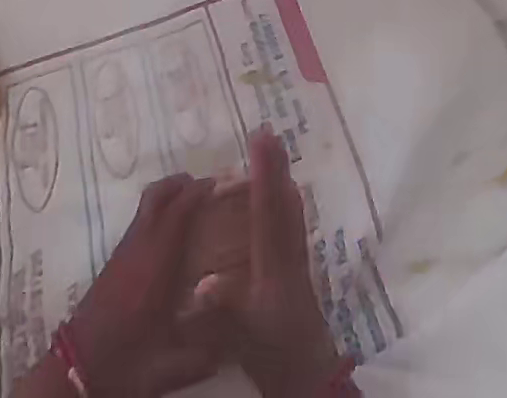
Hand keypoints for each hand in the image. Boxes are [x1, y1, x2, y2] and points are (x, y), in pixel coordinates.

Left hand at [65, 174, 222, 397]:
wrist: (78, 365)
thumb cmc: (127, 355)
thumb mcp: (169, 361)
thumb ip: (201, 355)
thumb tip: (229, 351)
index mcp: (157, 259)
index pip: (178, 210)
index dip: (197, 192)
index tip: (217, 184)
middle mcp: (139, 245)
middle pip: (156, 196)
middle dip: (178, 184)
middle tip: (201, 186)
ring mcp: (123, 251)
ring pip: (145, 208)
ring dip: (167, 198)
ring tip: (189, 207)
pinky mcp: (114, 261)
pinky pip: (140, 223)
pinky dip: (157, 216)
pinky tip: (169, 237)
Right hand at [196, 128, 343, 397]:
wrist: (306, 373)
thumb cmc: (272, 350)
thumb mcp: (243, 332)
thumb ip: (222, 306)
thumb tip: (200, 285)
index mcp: (274, 264)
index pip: (267, 210)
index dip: (264, 173)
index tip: (260, 140)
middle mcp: (288, 252)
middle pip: (283, 199)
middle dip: (275, 165)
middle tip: (268, 132)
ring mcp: (296, 257)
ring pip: (291, 208)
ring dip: (280, 177)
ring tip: (272, 152)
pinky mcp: (297, 265)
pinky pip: (291, 220)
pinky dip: (283, 198)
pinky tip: (279, 194)